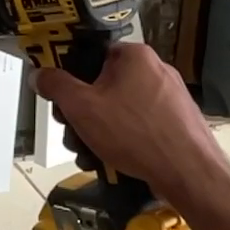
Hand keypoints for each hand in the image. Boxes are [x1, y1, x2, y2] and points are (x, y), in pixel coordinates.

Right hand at [35, 43, 223, 198]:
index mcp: (134, 55)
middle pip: (103, 84)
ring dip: (98, 129)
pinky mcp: (179, 122)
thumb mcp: (81, 107)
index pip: (89, 55)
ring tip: (90, 152)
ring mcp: (170, 97)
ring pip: (120, 107)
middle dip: (82, 111)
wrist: (190, 175)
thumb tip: (38, 74)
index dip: (68, 76)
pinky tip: (112, 159)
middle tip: (72, 131)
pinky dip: (122, 138)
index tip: (59, 100)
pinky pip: (140, 123)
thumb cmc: (134, 133)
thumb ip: (55, 85)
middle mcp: (156, 69)